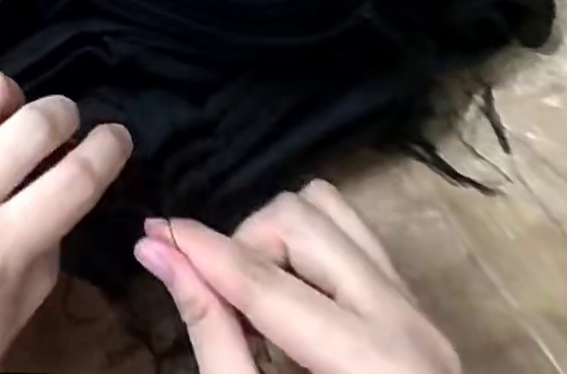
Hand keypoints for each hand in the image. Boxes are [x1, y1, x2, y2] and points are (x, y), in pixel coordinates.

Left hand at [0, 65, 133, 373]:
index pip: (74, 178)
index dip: (110, 148)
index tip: (119, 135)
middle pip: (34, 123)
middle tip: (68, 127)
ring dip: (15, 95)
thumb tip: (72, 155)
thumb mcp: (31, 290)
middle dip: (66, 114)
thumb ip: (55, 219)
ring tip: (15, 119)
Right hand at [134, 180, 458, 373]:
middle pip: (295, 220)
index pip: (265, 283)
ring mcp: (416, 304)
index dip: (199, 250)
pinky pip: (347, 226)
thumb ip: (208, 328)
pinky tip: (290, 290)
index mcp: (378, 365)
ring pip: (323, 208)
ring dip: (272, 238)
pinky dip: (302, 239)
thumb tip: (155, 250)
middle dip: (243, 249)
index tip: (150, 230)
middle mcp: (409, 323)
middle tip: (226, 302)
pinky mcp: (410, 297)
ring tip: (261, 299)